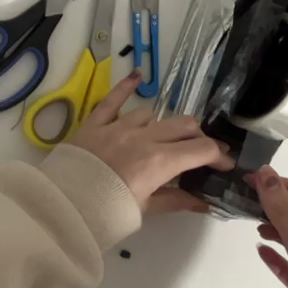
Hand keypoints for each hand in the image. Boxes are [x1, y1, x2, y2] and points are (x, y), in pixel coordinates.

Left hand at [70, 72, 232, 213]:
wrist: (65, 204)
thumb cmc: (107, 211)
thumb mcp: (146, 209)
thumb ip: (176, 200)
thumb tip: (203, 202)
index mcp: (160, 161)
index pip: (201, 149)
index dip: (218, 156)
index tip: (223, 165)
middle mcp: (142, 137)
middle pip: (182, 126)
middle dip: (197, 137)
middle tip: (199, 151)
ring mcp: (117, 126)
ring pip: (151, 114)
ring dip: (162, 125)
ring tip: (163, 137)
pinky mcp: (95, 122)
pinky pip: (112, 100)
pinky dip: (126, 87)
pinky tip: (137, 76)